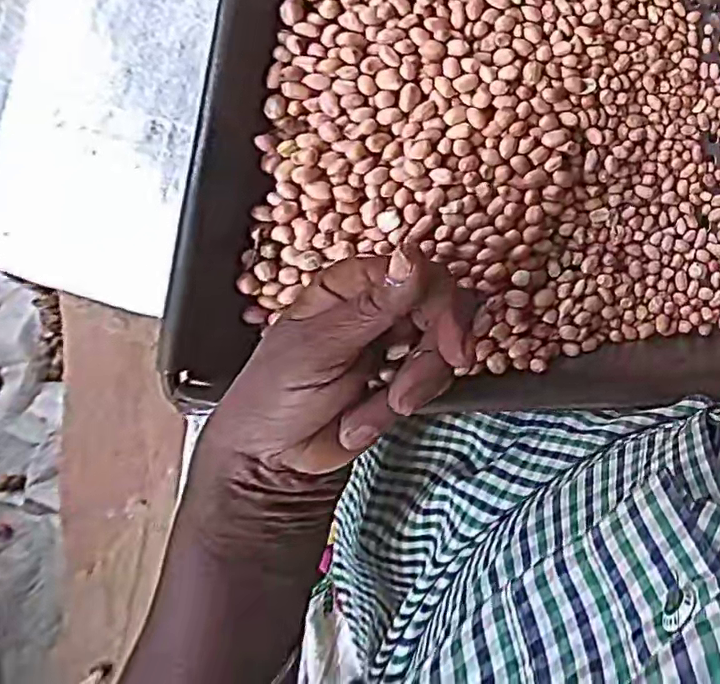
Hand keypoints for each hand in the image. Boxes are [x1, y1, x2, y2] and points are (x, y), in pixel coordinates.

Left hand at [183, 248, 476, 554]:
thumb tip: (411, 256)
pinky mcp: (409, 370)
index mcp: (354, 283)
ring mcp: (399, 336)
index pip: (420, 273)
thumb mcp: (320, 347)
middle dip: (434, 352)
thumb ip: (372, 305)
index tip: (450, 340)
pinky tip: (369, 416)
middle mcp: (383, 301)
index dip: (441, 303)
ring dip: (418, 382)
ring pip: (446, 343)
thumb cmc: (273, 396)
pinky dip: (410, 400)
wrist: (269, 463)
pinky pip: (437, 375)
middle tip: (410, 390)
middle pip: (443, 307)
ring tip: (381, 407)